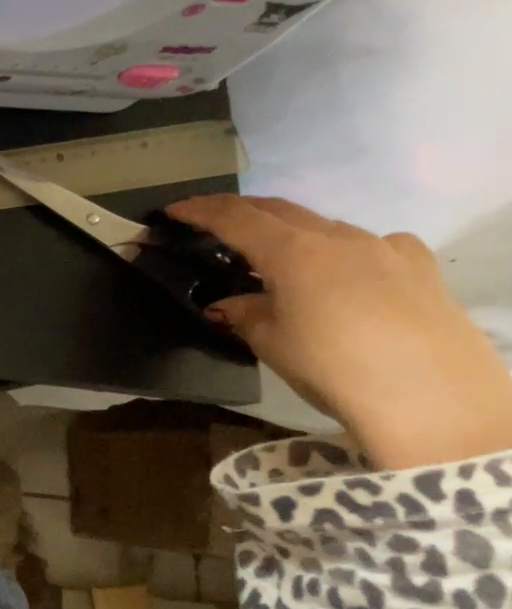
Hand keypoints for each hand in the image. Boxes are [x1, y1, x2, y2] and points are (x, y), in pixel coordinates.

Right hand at [168, 195, 511, 468]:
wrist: (434, 398)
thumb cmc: (333, 366)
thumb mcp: (270, 341)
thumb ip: (244, 311)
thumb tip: (229, 302)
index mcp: (295, 251)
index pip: (236, 217)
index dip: (200, 210)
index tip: (174, 210)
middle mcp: (341, 238)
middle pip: (281, 210)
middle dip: (242, 212)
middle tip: (211, 223)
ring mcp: (386, 248)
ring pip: (324, 227)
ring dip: (290, 233)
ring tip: (272, 257)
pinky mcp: (419, 267)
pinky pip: (369, 245)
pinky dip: (339, 251)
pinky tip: (340, 274)